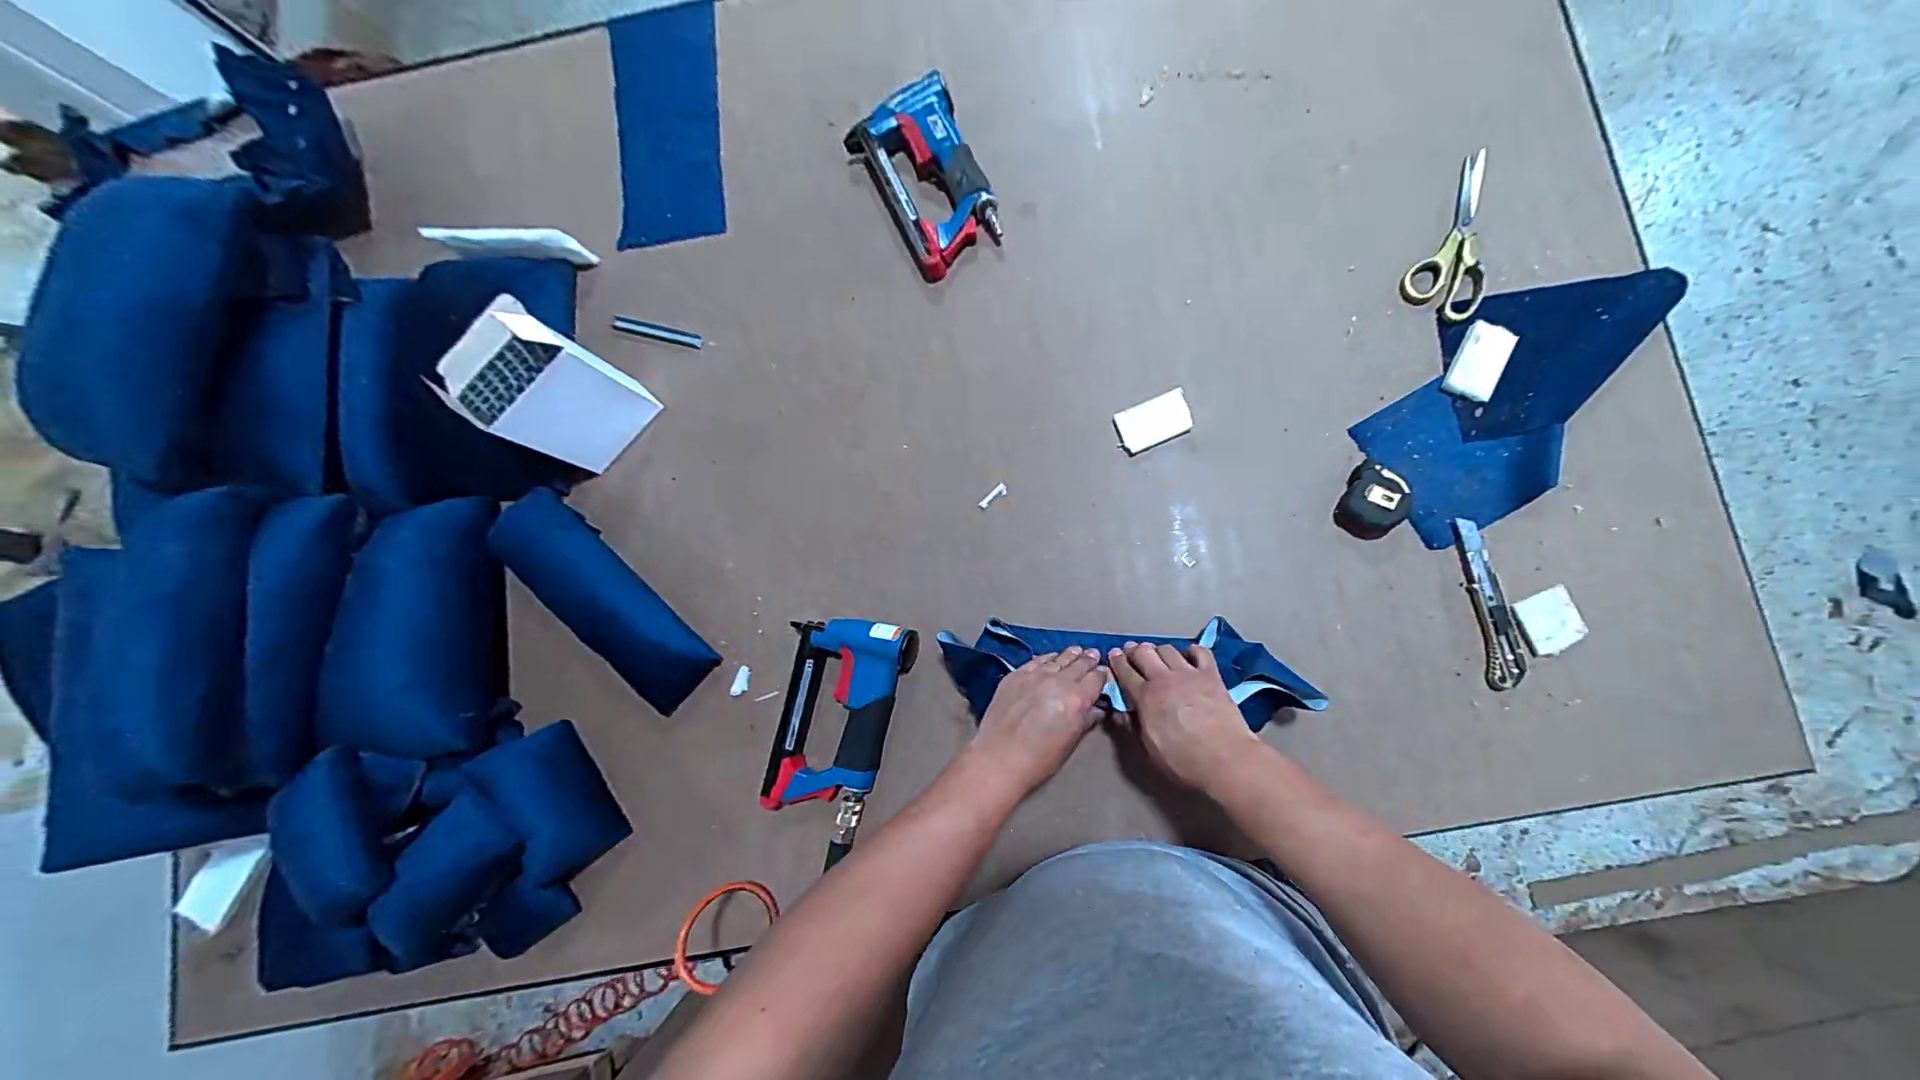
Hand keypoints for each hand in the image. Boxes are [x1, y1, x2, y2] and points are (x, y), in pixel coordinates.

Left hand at [966, 647, 1108, 796]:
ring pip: (1058, 659)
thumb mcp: (1071, 741)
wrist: (1000, 757)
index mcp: (1077, 699)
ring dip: (1069, 655)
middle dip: (1088, 660)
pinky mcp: (1015, 675)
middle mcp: (1058, 681)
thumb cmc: (1040, 759)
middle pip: (1079, 664)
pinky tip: (1050, 657)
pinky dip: (1047, 658)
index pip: (1096, 678)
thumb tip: (1096, 709)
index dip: (1102, 675)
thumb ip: (1086, 720)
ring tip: (1077, 650)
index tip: (1104, 674)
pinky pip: (1036, 661)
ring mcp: (1035, 676)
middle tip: (1094, 654)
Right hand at [1107, 642, 1264, 793]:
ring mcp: (1189, 674)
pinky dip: (1191, 651)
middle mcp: (1164, 679)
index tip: (1113, 655)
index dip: (1117, 661)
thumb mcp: (1149, 750)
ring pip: (1168, 649)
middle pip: (1144, 653)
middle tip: (1132, 652)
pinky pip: (1199, 652)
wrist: (1227, 760)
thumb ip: (1133, 727)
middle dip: (1135, 650)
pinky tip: (1188, 657)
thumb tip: (1120, 713)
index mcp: (1145, 697)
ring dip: (1159, 650)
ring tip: (1157, 654)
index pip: (1125, 672)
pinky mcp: (1211, 675)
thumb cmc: (1184, 761)